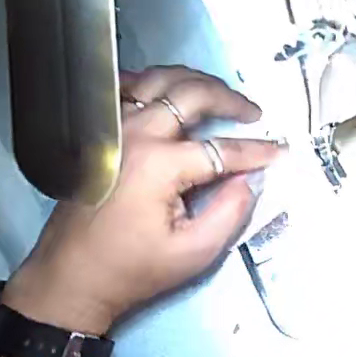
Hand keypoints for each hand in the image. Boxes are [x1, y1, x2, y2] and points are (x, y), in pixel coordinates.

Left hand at [2, 67, 284, 334]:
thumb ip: (230, 211)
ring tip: (221, 97)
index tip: (280, 153)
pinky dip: (154, 83)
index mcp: (158, 164)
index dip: (256, 151)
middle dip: (229, 100)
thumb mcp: (196, 251)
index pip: (220, 149)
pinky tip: (170, 93)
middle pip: (191, 95)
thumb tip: (250, 179)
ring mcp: (112, 128)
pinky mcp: (99, 133)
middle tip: (253, 113)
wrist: (75, 275)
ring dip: (196, 83)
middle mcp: (134, 134)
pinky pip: (127, 89)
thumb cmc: (136, 268)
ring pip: (159, 81)